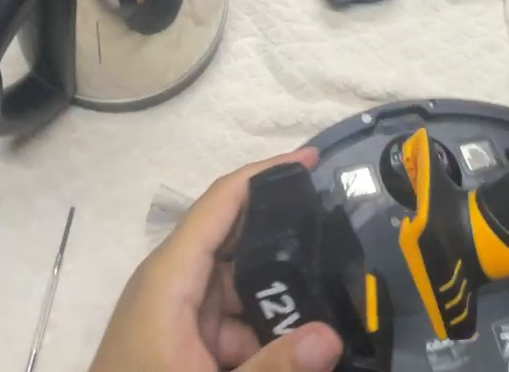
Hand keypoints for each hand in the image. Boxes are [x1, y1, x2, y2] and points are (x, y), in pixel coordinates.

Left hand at [90, 147, 345, 371]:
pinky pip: (231, 321)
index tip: (310, 159)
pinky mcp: (182, 341)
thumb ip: (273, 366)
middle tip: (338, 236)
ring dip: (278, 296)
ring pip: (239, 286)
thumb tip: (332, 335)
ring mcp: (177, 313)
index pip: (221, 200)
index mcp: (170, 274)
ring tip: (334, 293)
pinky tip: (298, 342)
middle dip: (285, 241)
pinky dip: (262, 330)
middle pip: (236, 242)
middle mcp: (173, 280)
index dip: (265, 174)